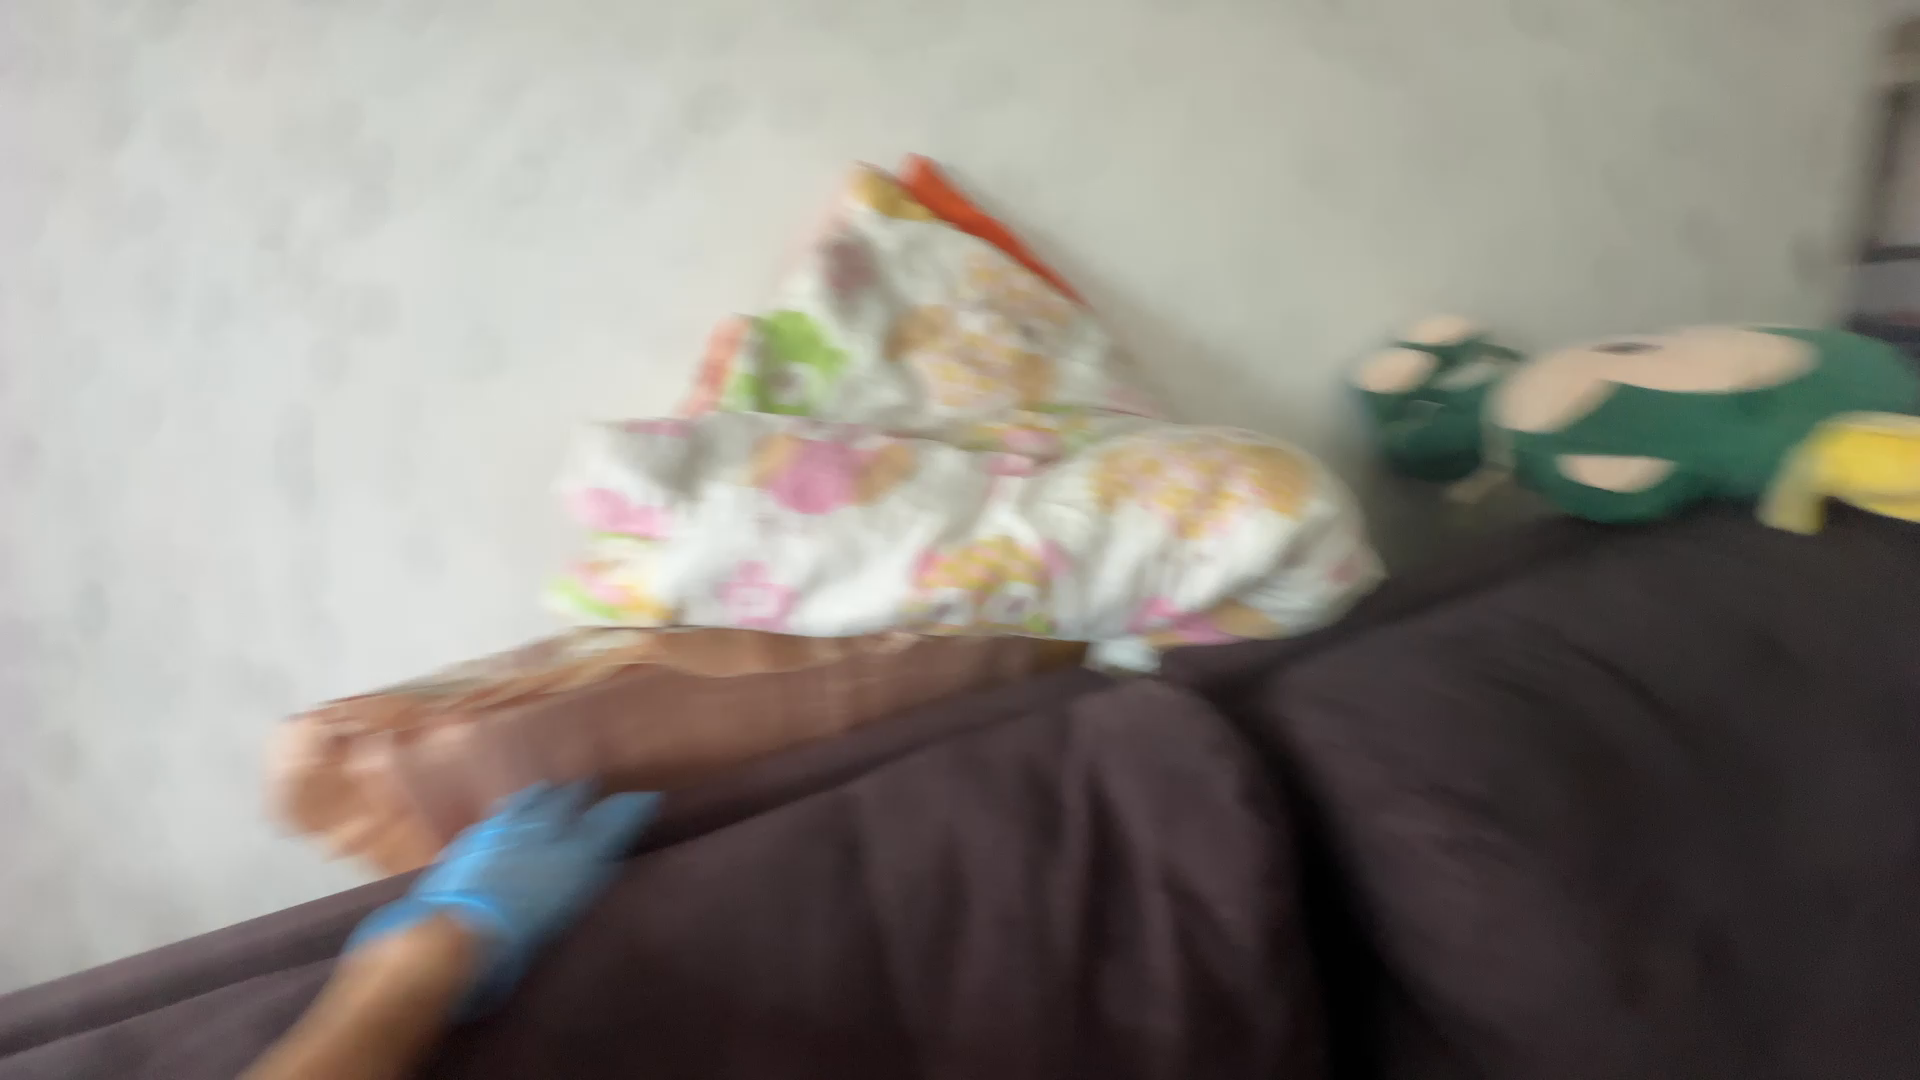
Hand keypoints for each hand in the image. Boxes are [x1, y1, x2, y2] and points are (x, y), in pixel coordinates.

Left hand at [347, 783, 659, 1012]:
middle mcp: (516, 821)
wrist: (457, 935)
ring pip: (506, 813)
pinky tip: (487, 833)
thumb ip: (615, 826)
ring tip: (529, 803)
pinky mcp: (451, 865)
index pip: (575, 796)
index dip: (586, 794)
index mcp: (551, 819)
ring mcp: (480, 841)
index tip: (599, 789)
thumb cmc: (535, 900)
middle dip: (554, 794)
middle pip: (538, 800)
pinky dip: (490, 830)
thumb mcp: (587, 862)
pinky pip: (478, 836)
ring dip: (520, 806)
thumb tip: (649, 796)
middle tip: (564, 791)